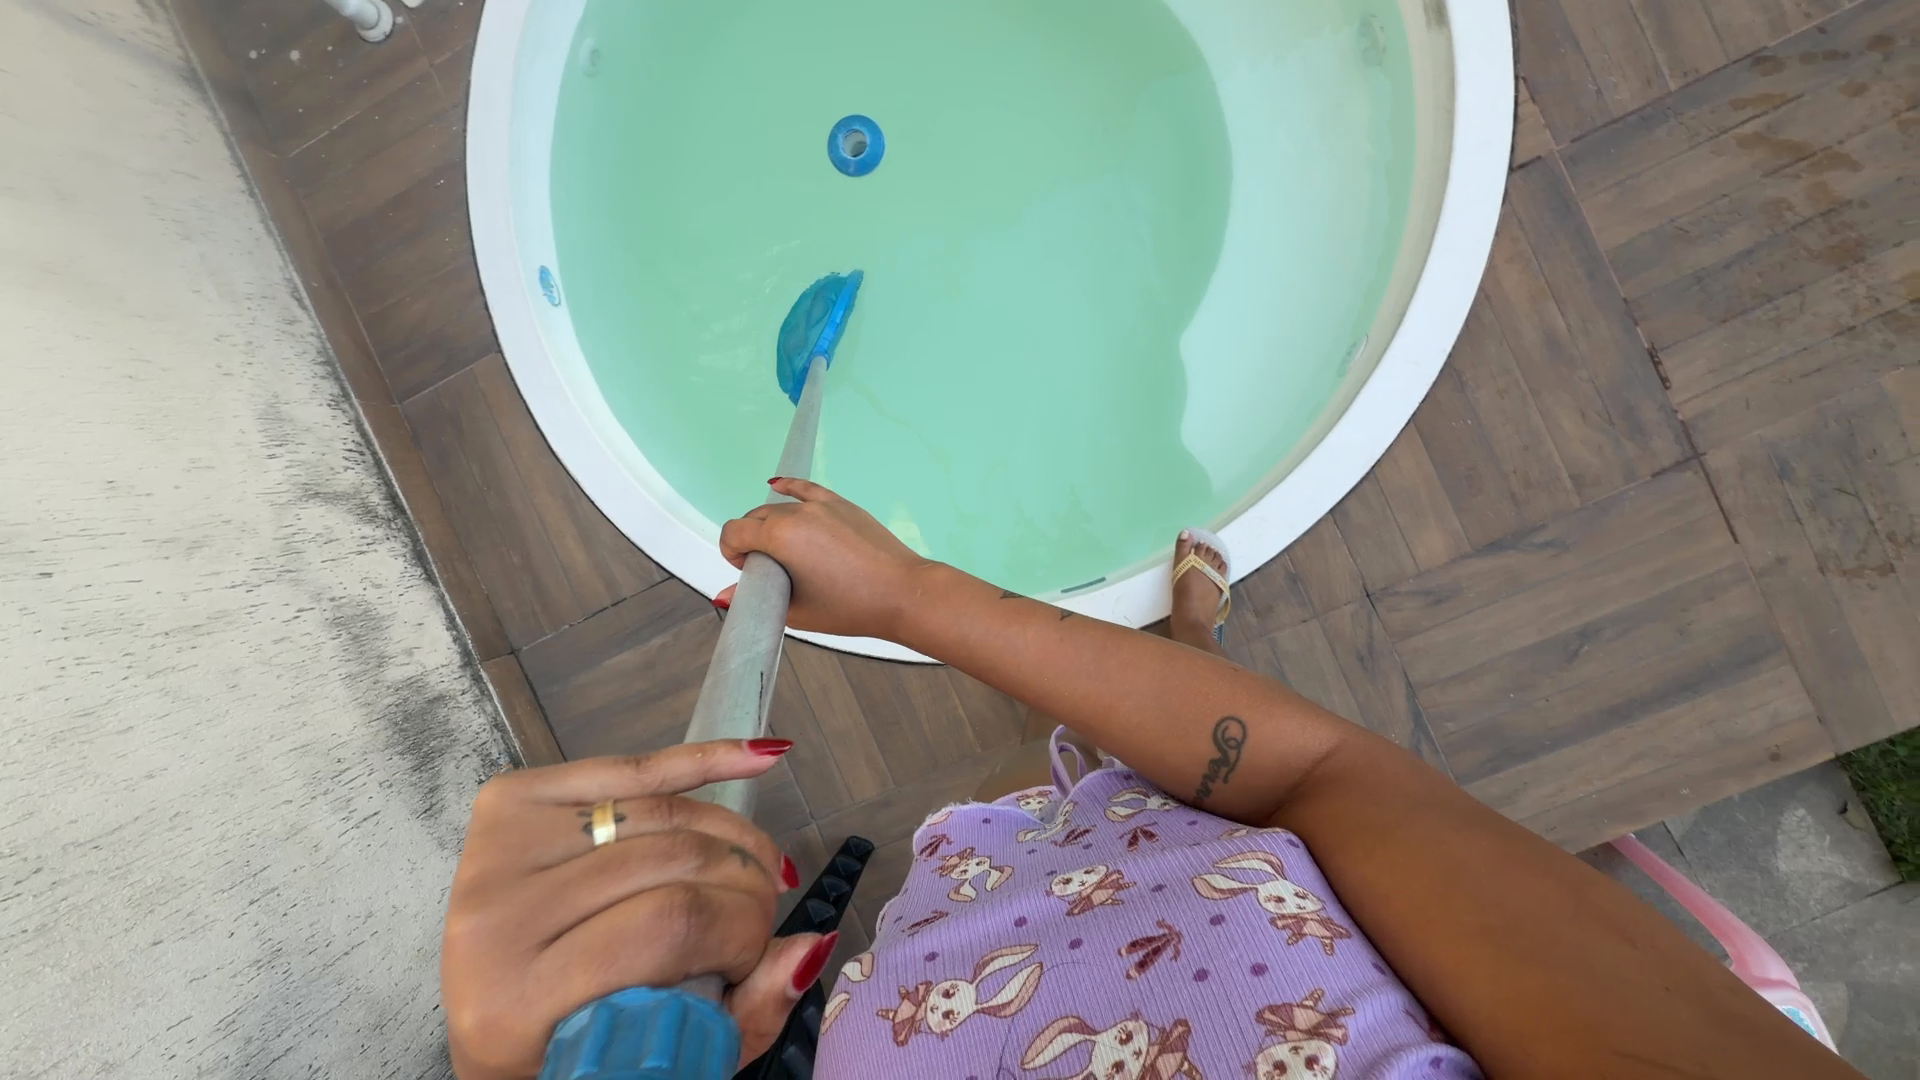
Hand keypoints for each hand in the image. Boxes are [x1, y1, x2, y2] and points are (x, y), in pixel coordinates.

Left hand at [441, 742, 835, 1079]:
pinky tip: (764, 756)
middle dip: (747, 883)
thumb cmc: (581, 1047)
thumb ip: (746, 1016)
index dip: (740, 929)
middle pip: (673, 862)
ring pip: (666, 814)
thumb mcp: (666, 1059)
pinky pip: (634, 767)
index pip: (672, 924)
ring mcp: (497, 848)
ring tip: (760, 866)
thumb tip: (811, 946)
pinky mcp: (512, 799)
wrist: (493, 1011)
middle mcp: (494, 919)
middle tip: (764, 909)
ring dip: (736, 837)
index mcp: (513, 1004)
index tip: (756, 953)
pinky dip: (707, 759)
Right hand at [717, 477, 934, 638]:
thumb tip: (725, 597)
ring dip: (771, 523)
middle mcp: (798, 513)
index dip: (732, 552)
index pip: (734, 531)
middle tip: (769, 569)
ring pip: (780, 507)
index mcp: (780, 537)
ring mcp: (823, 506)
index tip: (748, 571)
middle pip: (756, 518)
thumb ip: (759, 599)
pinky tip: (777, 486)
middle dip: (752, 540)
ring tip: (783, 548)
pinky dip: (790, 488)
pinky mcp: (843, 505)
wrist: (902, 593)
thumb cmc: (851, 608)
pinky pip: (808, 489)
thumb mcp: (798, 611)